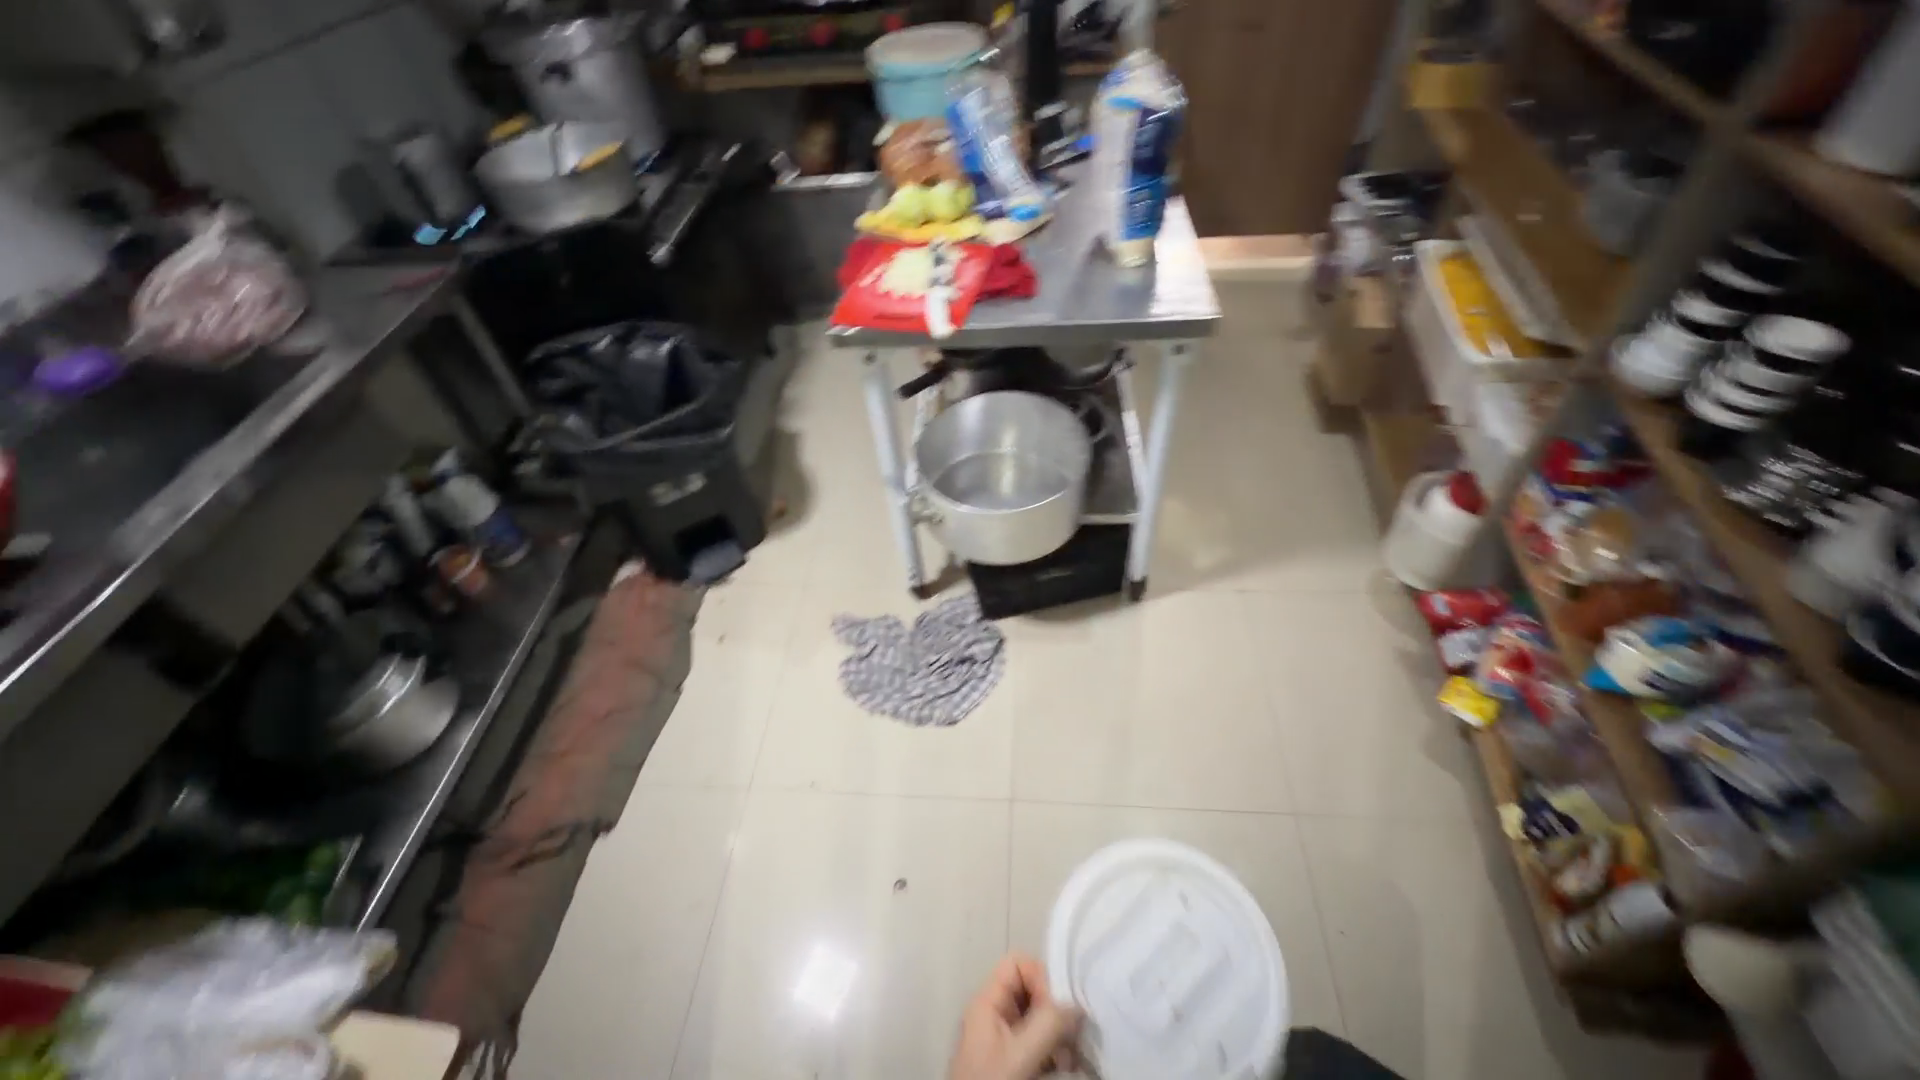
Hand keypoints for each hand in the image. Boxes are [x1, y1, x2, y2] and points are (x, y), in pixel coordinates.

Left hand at [948, 952, 1082, 1079]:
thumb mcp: (1019, 1056)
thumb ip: (1047, 1024)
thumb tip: (1076, 1003)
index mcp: (986, 1003)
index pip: (1017, 964)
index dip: (1041, 977)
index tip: (1056, 1008)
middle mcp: (994, 1014)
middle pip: (1032, 990)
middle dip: (1055, 1010)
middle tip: (1070, 1037)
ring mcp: (1004, 1039)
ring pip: (1039, 1018)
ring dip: (1059, 1035)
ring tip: (1070, 1060)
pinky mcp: (1014, 1061)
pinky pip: (1040, 1042)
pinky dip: (1056, 1052)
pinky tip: (1067, 1068)